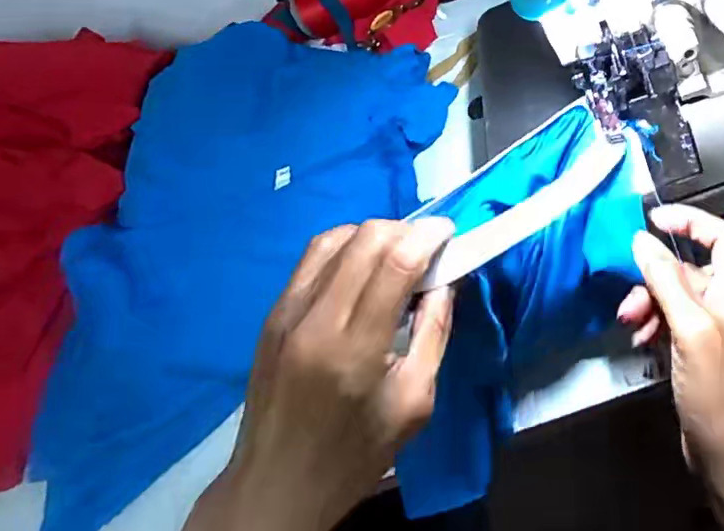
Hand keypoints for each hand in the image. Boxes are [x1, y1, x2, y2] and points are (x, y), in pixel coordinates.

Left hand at [185, 219, 455, 530]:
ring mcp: (287, 315)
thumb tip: (446, 278)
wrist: (272, 491)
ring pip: (338, 236)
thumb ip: (435, 330)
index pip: (396, 261)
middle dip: (409, 231)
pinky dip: (348, 245)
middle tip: (429, 250)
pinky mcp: (272, 315)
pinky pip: (314, 255)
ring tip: (398, 256)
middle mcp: (316, 321)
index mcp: (355, 349)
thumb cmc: (355, 451)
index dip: (429, 235)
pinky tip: (364, 267)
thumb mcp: (416, 399)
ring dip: (378, 235)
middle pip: (368, 238)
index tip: (450, 235)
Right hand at [617, 206, 723, 530]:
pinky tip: (643, 341)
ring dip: (653, 303)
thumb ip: (667, 282)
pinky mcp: (709, 353)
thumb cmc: (723, 394)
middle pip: (694, 269)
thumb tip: (644, 241)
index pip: (720, 235)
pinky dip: (660, 325)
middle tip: (630, 298)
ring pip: (683, 297)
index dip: (688, 221)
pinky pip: (682, 324)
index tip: (653, 218)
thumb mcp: (692, 331)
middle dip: (658, 277)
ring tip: (632, 323)